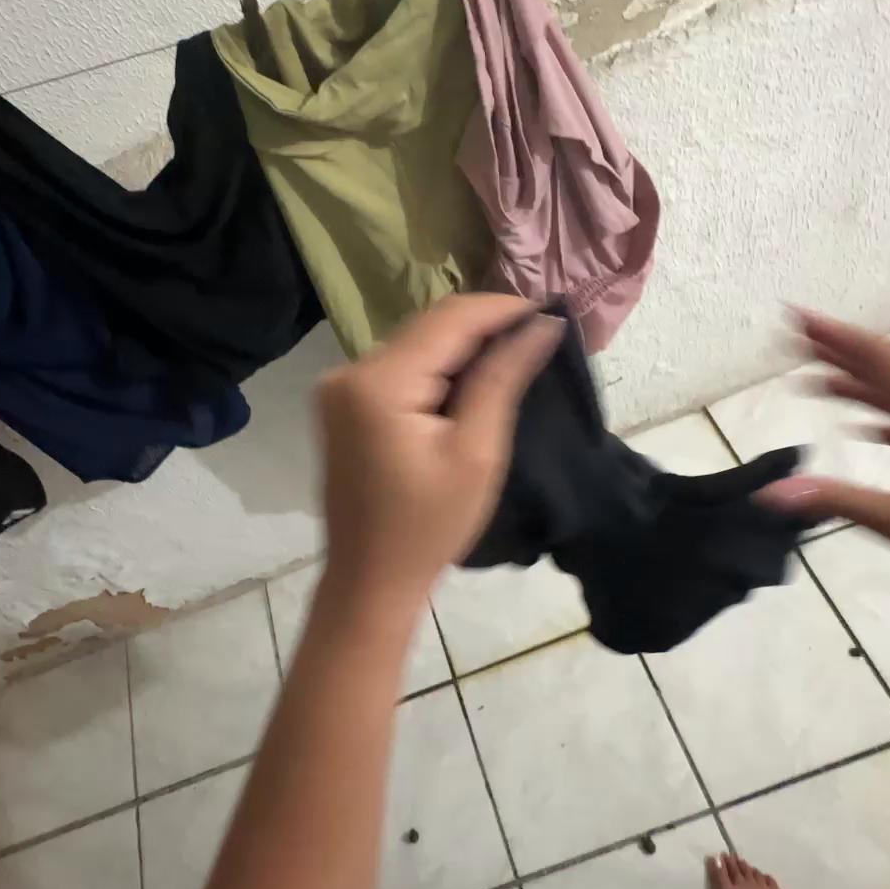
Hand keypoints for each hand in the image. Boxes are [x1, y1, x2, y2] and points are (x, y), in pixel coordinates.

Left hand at [316, 295, 563, 605]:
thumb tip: (541, 325)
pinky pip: (398, 368)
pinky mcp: (342, 404)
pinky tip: (470, 377)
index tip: (550, 310)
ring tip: (514, 350)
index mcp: (378, 382)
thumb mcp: (476, 452)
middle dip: (484, 326)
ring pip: (414, 345)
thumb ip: (503, 378)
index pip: (449, 320)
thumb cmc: (428, 527)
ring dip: (461, 346)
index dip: (502, 308)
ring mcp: (339, 387)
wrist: (369, 579)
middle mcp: (349, 371)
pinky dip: (436, 367)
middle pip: (428, 328)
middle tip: (539, 331)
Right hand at [753, 308, 889, 607]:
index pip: (883, 361)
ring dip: (860, 383)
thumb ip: (842, 501)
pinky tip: (864, 426)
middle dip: (841, 351)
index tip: (799, 318)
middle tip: (796, 336)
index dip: (837, 337)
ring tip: (815, 378)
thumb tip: (772, 491)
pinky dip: (886, 414)